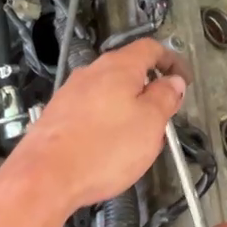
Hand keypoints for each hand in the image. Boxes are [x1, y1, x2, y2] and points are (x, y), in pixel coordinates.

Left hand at [0, 39, 188, 212]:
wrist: (45, 177)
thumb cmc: (99, 150)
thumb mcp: (150, 123)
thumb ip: (164, 97)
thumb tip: (173, 83)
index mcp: (118, 67)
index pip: (151, 48)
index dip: (171, 61)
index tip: (182, 78)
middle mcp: (91, 73)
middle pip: (127, 69)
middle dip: (148, 88)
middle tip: (163, 111)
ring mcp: (71, 94)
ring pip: (107, 91)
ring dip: (126, 107)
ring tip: (136, 137)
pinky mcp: (58, 116)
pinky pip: (90, 111)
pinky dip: (105, 122)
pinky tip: (108, 148)